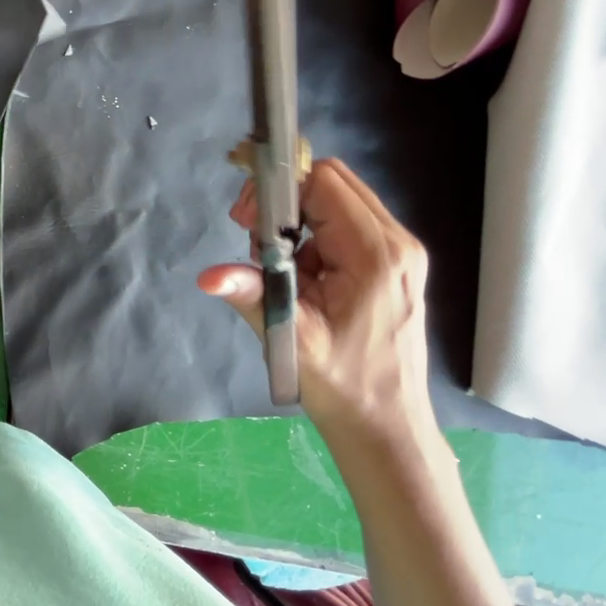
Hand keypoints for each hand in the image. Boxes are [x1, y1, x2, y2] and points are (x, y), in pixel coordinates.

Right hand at [198, 158, 436, 445]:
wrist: (386, 424)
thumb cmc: (342, 382)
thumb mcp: (291, 336)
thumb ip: (252, 294)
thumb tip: (207, 276)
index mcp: (376, 255)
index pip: (324, 182)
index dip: (277, 189)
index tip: (246, 222)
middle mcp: (396, 244)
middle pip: (333, 181)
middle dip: (283, 197)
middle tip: (252, 236)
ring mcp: (398, 253)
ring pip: (337, 199)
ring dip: (295, 216)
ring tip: (274, 262)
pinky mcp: (391, 265)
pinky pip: (343, 223)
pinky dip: (311, 233)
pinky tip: (298, 274)